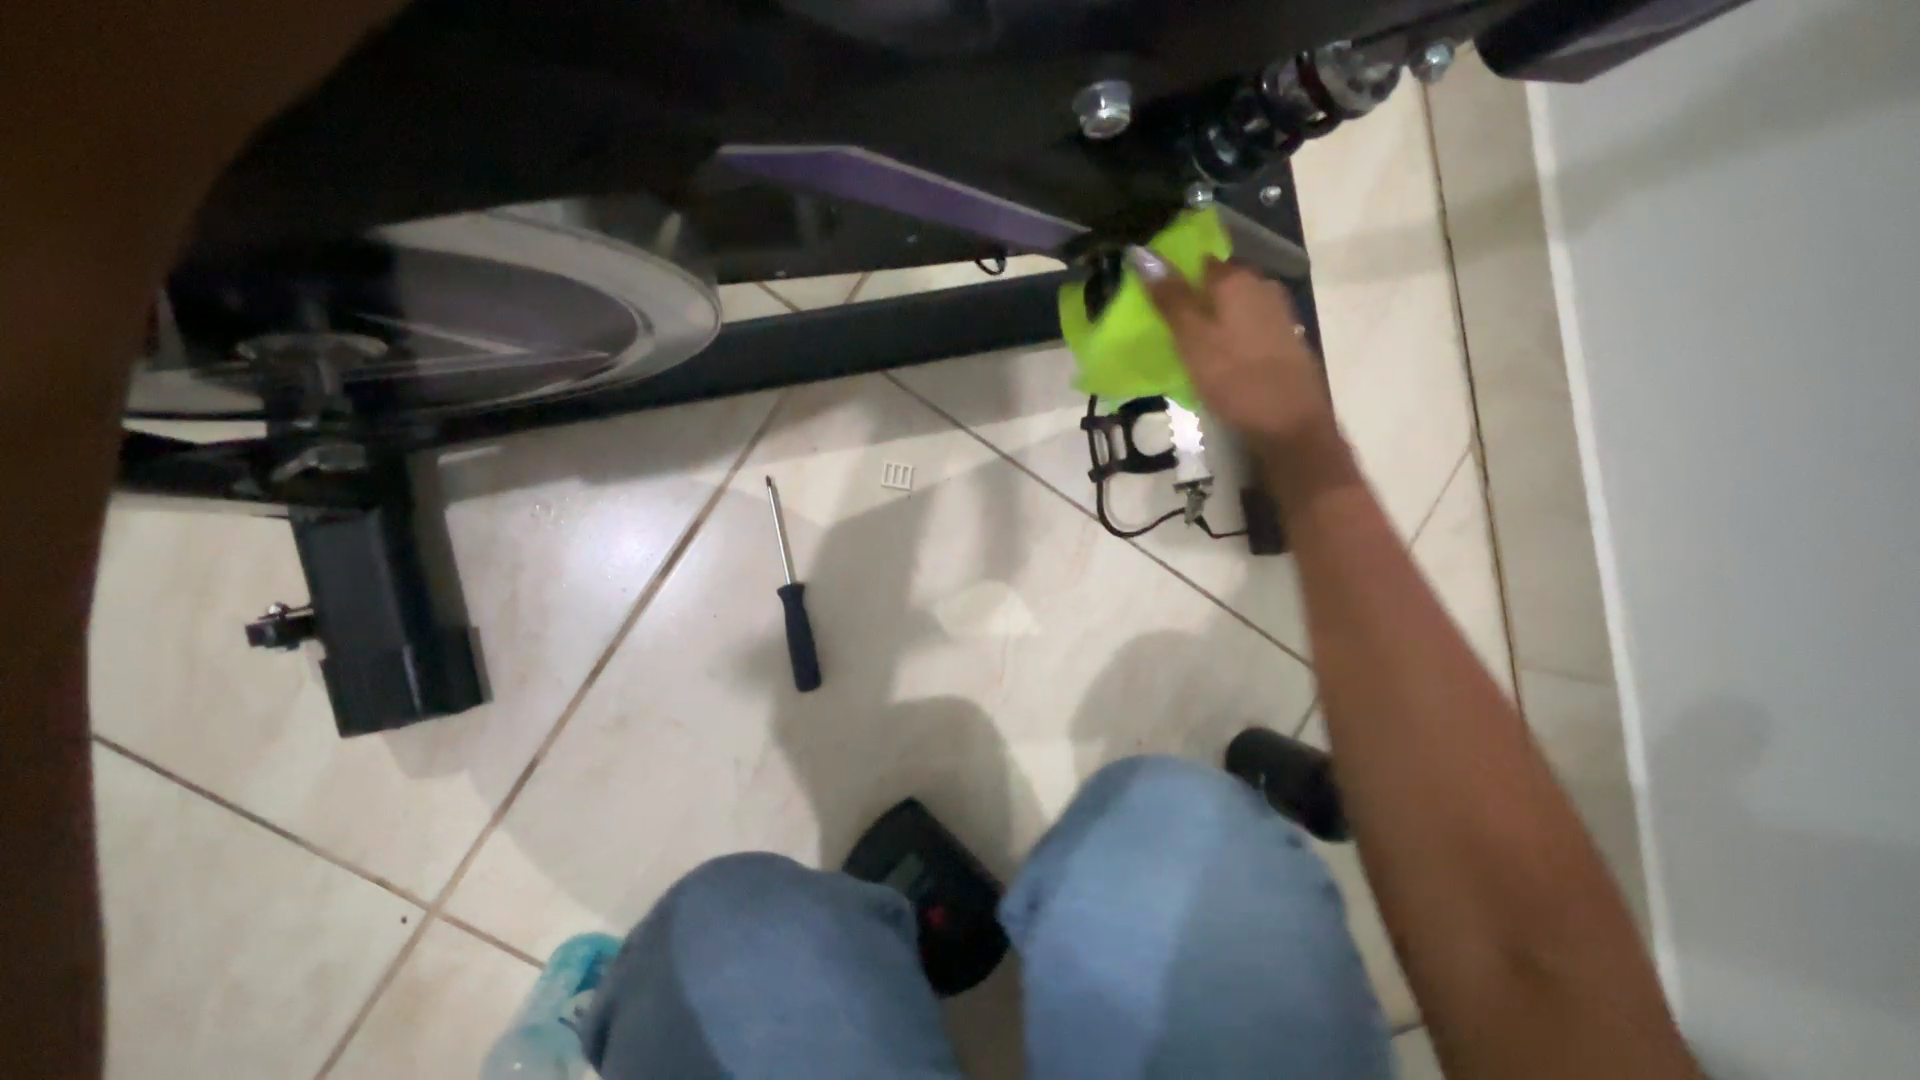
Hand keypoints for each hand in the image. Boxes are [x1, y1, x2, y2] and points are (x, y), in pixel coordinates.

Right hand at [1132, 251, 1337, 454]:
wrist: (1291, 424)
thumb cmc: (1235, 378)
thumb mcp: (1192, 339)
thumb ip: (1169, 298)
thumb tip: (1143, 254)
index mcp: (1236, 279)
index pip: (1198, 261)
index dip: (1174, 277)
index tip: (1154, 302)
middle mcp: (1262, 286)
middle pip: (1219, 284)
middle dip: (1194, 300)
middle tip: (1167, 329)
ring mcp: (1278, 313)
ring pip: (1235, 308)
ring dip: (1213, 322)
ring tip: (1189, 349)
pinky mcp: (1286, 340)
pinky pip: (1248, 328)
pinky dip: (1231, 338)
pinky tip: (1219, 361)